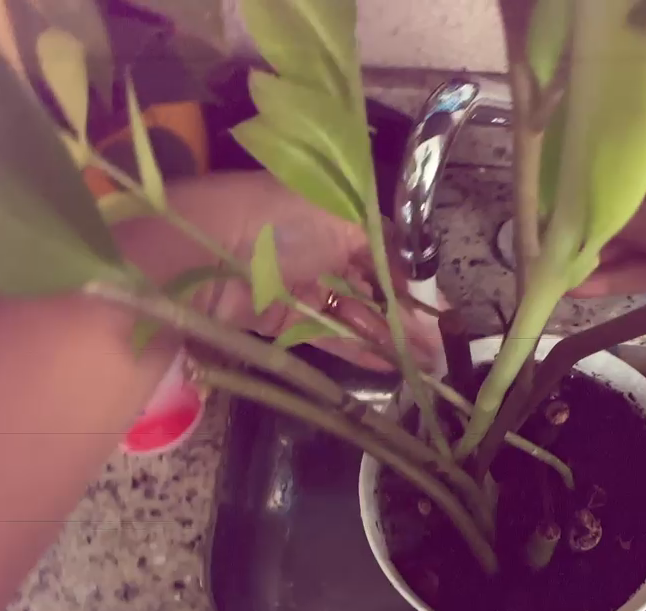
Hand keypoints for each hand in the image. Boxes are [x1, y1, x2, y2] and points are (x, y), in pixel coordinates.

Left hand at [116, 172, 440, 371]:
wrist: (206, 256)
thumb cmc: (281, 222)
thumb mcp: (342, 217)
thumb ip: (382, 246)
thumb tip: (414, 272)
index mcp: (332, 212)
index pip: (383, 250)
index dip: (411, 280)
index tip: (439, 309)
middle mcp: (317, 246)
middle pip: (371, 287)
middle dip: (406, 316)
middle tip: (439, 347)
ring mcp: (299, 285)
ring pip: (353, 314)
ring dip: (389, 338)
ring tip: (424, 363)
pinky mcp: (281, 320)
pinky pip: (328, 335)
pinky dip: (359, 348)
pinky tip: (391, 364)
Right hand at [568, 123, 645, 339]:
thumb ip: (621, 221)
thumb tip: (572, 213)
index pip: (640, 160)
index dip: (596, 185)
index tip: (555, 204)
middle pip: (638, 201)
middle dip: (597, 229)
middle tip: (549, 244)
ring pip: (643, 237)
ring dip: (604, 258)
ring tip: (556, 273)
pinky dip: (624, 275)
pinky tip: (582, 287)